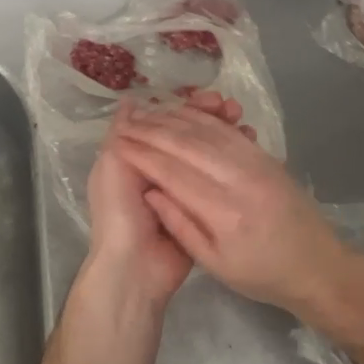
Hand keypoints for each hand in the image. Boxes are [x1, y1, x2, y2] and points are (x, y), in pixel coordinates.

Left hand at [83, 96, 225, 305]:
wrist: (136, 266)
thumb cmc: (119, 209)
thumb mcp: (113, 162)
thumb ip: (124, 131)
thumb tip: (131, 100)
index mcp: (138, 158)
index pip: (166, 123)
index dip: (186, 108)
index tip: (210, 97)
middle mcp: (161, 169)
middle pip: (189, 136)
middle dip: (211, 118)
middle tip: (232, 107)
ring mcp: (184, 189)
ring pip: (207, 155)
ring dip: (225, 136)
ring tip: (244, 123)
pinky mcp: (203, 209)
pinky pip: (218, 181)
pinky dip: (234, 164)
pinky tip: (250, 148)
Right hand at [111, 97, 344, 314]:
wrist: (320, 266)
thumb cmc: (263, 275)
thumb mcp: (216, 265)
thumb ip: (180, 226)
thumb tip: (149, 192)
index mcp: (225, 213)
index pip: (172, 173)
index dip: (141, 156)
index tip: (117, 145)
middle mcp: (239, 180)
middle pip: (185, 144)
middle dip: (150, 131)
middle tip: (123, 124)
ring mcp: (255, 162)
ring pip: (204, 130)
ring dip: (170, 118)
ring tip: (144, 114)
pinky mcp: (264, 155)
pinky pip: (225, 129)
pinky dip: (198, 117)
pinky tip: (180, 112)